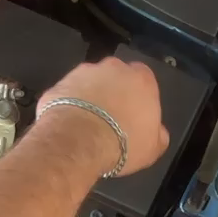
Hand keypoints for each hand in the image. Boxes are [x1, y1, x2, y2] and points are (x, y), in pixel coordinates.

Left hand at [36, 57, 170, 176]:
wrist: (78, 142)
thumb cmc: (122, 143)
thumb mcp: (153, 148)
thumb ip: (158, 134)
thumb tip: (158, 132)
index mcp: (142, 79)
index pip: (144, 82)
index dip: (138, 100)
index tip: (133, 117)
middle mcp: (113, 68)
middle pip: (115, 78)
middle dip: (113, 95)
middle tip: (110, 121)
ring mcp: (82, 73)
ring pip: (89, 84)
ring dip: (89, 99)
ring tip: (87, 126)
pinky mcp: (59, 84)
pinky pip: (66, 95)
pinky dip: (67, 106)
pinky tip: (69, 127)